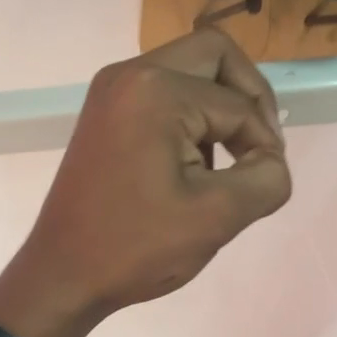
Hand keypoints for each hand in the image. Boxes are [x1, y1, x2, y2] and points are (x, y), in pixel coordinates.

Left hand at [0, 27, 291, 336]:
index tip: (267, 186)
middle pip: (215, 58)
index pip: (238, 104)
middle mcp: (130, 74)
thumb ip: (265, 180)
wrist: (63, 277)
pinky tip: (194, 170)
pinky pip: (162, 98)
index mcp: (156, 90)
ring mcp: (111, 94)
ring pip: (189, 75)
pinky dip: (189, 123)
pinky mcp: (104, 117)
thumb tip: (273, 162)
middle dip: (248, 101)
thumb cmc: (135, 250)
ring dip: (219, 113)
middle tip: (261, 149)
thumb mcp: (215, 218)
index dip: (265, 145)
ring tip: (227, 167)